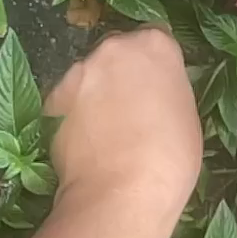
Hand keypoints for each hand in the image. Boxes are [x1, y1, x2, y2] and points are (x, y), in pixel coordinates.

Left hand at [44, 27, 201, 228]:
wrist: (121, 195)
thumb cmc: (169, 160)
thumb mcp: (186, 116)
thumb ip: (166, 92)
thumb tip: (151, 96)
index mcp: (154, 45)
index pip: (154, 42)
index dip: (152, 69)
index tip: (152, 91)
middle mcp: (111, 49)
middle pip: (115, 57)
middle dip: (118, 78)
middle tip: (125, 114)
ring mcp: (76, 73)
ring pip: (85, 80)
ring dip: (91, 98)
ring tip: (100, 135)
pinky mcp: (50, 102)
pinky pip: (64, 105)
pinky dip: (70, 119)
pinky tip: (81, 145)